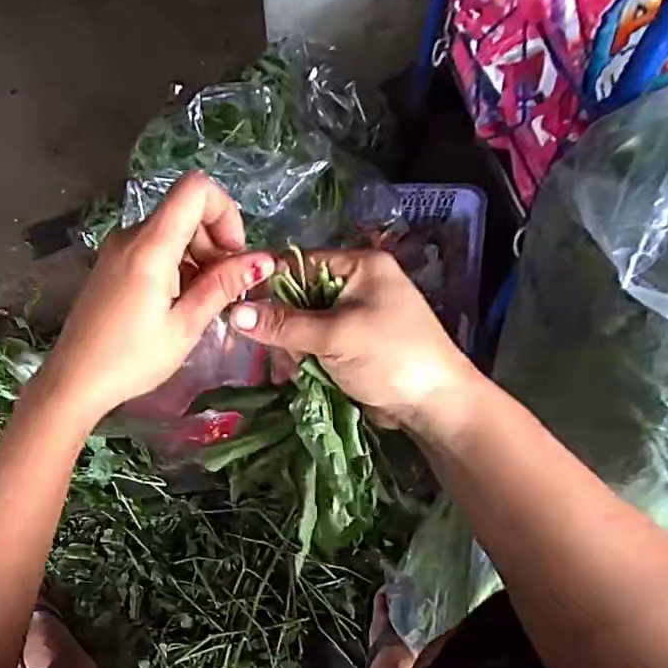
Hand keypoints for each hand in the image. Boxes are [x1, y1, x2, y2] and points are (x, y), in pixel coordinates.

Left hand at [39, 172, 273, 425]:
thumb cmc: (132, 360)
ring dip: (197, 257)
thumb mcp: (185, 326)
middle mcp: (131, 236)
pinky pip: (153, 248)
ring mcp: (118, 248)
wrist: (75, 380)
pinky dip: (177, 265)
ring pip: (171, 230)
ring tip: (202, 302)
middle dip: (215, 241)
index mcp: (150, 246)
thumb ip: (222, 286)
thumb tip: (263, 260)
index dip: (225, 213)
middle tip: (224, 289)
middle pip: (185, 210)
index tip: (234, 255)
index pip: (195, 189)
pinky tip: (179, 303)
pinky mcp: (112, 264)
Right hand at [227, 249, 484, 433]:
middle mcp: (358, 285)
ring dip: (293, 349)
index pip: (301, 263)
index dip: (269, 284)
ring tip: (288, 373)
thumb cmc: (390, 357)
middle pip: (300, 296)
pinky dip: (305, 360)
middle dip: (283, 326)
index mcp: (360, 266)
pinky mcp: (354, 346)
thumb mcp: (334, 337)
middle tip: (275, 354)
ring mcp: (357, 317)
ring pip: (305, 325)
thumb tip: (234, 312)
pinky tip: (297, 377)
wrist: (434, 404)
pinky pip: (318, 346)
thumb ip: (284, 325)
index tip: (240, 308)